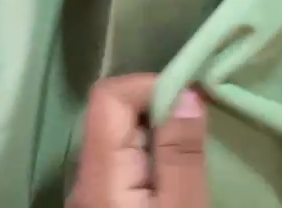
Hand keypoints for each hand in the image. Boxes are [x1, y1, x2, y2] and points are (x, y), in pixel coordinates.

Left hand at [68, 74, 208, 207]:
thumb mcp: (182, 207)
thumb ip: (180, 153)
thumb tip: (187, 93)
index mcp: (99, 175)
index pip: (107, 96)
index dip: (147, 85)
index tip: (187, 97)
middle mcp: (84, 179)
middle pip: (114, 114)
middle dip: (157, 107)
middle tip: (197, 122)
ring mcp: (90, 195)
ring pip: (119, 138)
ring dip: (156, 132)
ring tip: (189, 147)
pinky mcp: (102, 205)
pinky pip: (122, 161)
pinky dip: (150, 153)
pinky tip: (174, 172)